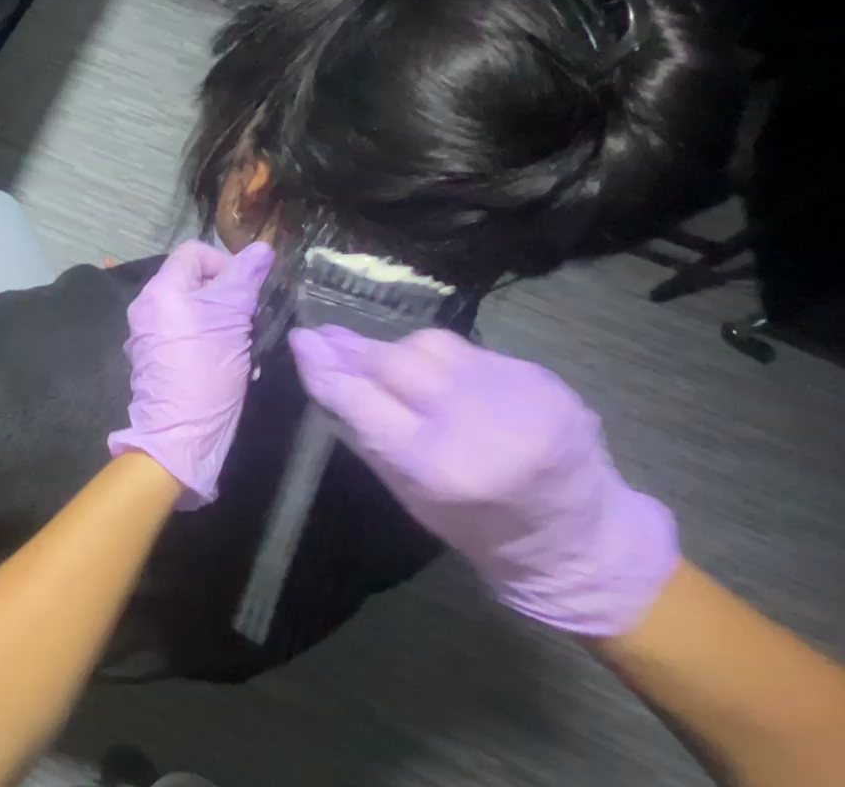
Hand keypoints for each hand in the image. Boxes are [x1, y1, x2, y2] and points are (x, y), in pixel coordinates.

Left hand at [107, 240, 273, 509]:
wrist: (179, 436)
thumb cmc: (206, 373)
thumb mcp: (234, 321)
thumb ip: (245, 280)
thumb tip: (260, 249)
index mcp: (160, 291)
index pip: (193, 252)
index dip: (225, 263)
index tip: (248, 291)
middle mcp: (146, 307)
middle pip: (193, 282)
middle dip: (227, 299)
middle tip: (249, 323)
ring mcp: (148, 335)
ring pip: (194, 311)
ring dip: (224, 324)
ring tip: (243, 350)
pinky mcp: (154, 359)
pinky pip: (185, 336)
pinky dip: (209, 343)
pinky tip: (230, 367)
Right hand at [288, 327, 678, 635]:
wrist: (577, 539)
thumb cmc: (471, 523)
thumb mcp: (402, 487)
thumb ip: (360, 426)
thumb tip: (319, 365)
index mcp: (434, 465)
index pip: (360, 399)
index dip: (325, 367)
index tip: (301, 339)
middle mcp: (477, 423)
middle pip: (395, 360)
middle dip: (358, 351)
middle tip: (331, 342)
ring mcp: (517, 395)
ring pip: (431, 345)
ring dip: (402, 353)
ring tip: (396, 372)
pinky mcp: (544, 379)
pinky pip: (471, 352)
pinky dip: (446, 363)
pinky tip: (449, 384)